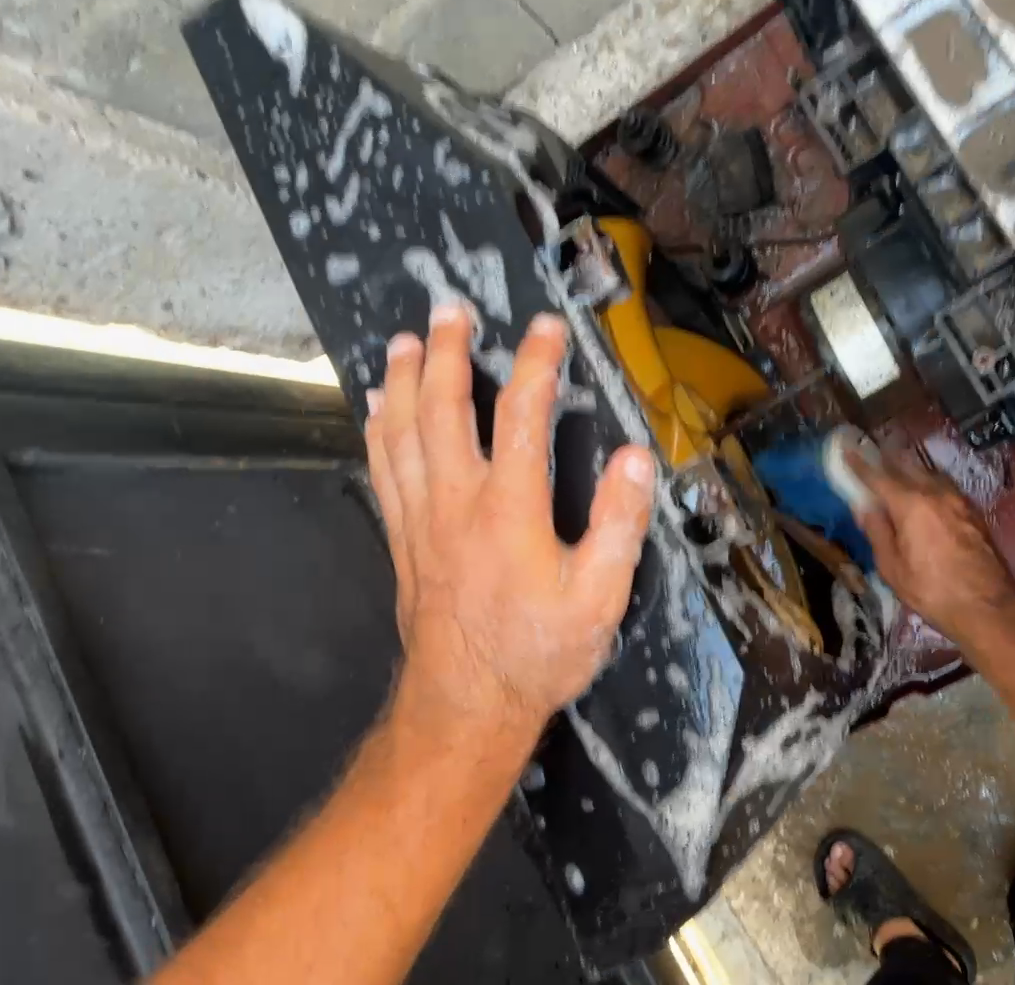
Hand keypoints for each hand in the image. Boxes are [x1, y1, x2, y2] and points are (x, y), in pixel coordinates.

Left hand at [364, 305, 655, 730]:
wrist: (466, 706)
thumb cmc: (540, 651)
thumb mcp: (600, 596)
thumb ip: (619, 524)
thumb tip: (636, 457)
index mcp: (509, 509)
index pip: (522, 417)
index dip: (536, 365)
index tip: (546, 326)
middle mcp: (456, 502)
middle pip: (444, 411)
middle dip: (449, 354)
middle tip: (449, 309)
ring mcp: (421, 520)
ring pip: (402, 434)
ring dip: (405, 382)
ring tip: (407, 342)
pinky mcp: (404, 540)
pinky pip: (383, 471)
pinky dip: (379, 432)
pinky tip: (378, 409)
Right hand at [848, 449, 1014, 649]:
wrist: (988, 608)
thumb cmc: (931, 592)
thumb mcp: (892, 568)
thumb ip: (877, 532)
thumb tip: (864, 507)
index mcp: (910, 505)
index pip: (878, 477)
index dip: (860, 464)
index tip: (847, 450)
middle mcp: (936, 493)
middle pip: (907, 467)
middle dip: (888, 461)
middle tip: (873, 460)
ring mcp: (960, 501)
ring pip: (930, 474)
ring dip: (911, 470)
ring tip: (900, 473)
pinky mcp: (975, 512)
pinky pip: (946, 487)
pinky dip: (931, 483)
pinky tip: (929, 494)